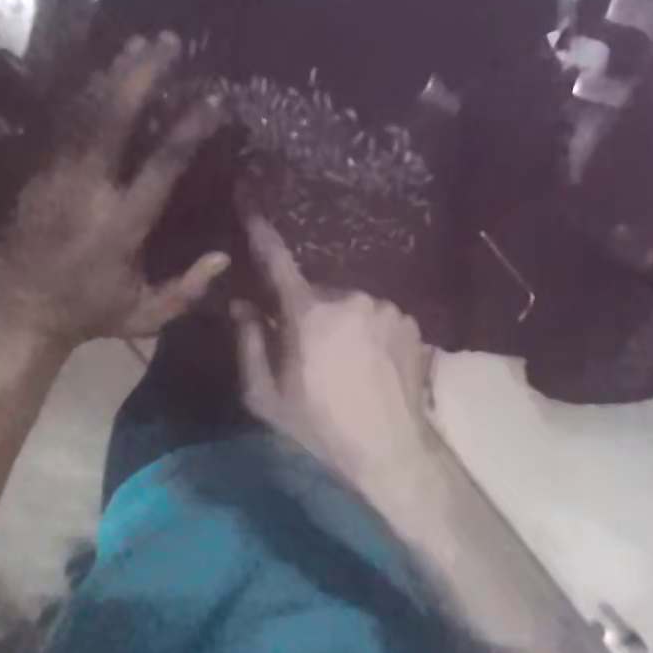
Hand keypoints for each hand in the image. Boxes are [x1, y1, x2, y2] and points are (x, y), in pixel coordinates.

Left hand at [0, 34, 230, 344]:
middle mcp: (90, 191)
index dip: (189, 128)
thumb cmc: (88, 314)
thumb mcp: (144, 316)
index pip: (161, 165)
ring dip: (113, 75)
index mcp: (122, 225)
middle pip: (115, 118)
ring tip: (137, 44)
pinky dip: (86, 96)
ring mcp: (59, 178)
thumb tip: (223, 258)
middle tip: (167, 42)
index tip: (213, 100)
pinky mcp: (40, 175)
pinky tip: (102, 76)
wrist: (19, 312)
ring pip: (85, 112)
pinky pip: (65, 126)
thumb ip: (186, 290)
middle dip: (143, 76)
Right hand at [233, 213, 436, 486]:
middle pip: (315, 292)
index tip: (248, 200)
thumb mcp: (267, 396)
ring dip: (339, 323)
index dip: (260, 231)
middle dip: (306, 313)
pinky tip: (370, 365)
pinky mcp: (410, 321)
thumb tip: (241, 305)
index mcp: (309, 314)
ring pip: (349, 305)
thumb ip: (248, 343)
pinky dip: (366, 331)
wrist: (392, 453)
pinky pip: (376, 316)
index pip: (278, 261)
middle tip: (305, 354)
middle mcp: (350, 298)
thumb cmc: (320, 428)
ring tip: (344, 366)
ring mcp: (386, 307)